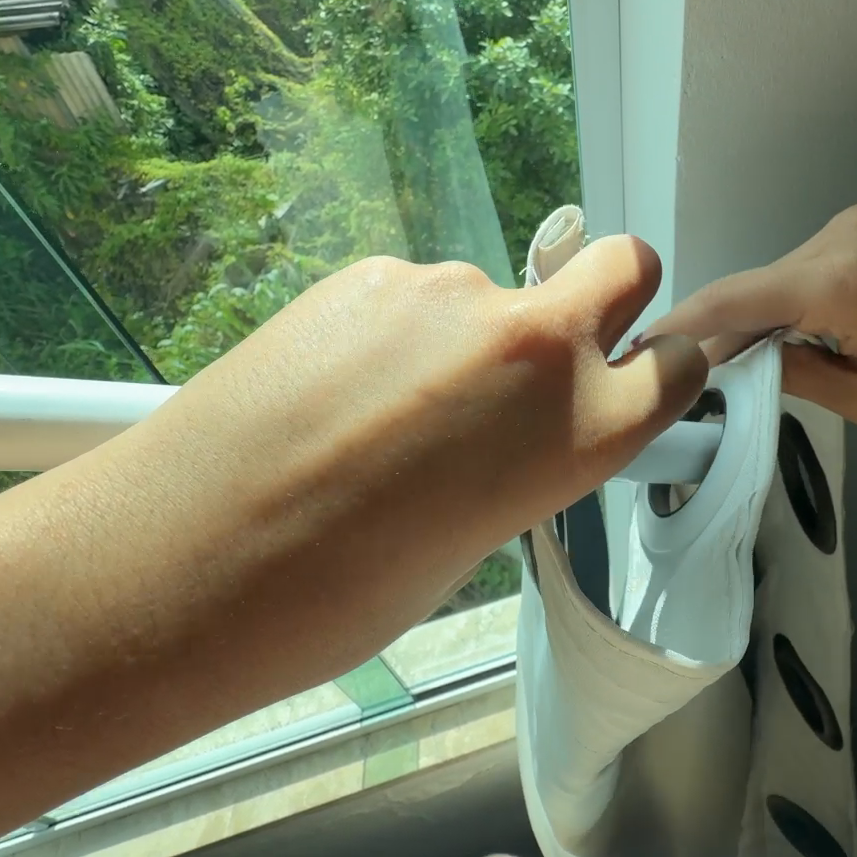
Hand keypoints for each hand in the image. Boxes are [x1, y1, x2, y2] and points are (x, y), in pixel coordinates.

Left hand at [113, 236, 706, 670]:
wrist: (181, 561)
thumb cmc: (336, 593)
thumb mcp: (478, 540)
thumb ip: (527, 459)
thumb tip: (520, 422)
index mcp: (578, 431)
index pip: (675, 365)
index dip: (659, 369)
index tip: (637, 376)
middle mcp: (532, 344)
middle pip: (622, 264)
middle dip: (611, 292)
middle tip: (552, 346)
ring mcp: (449, 291)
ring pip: (493, 294)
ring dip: (466, 335)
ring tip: (388, 410)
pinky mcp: (370, 272)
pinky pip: (414, 295)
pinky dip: (397, 331)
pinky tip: (340, 389)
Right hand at [647, 204, 856, 468]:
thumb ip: (789, 371)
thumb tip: (729, 361)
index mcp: (848, 279)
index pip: (738, 297)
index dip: (684, 324)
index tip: (637, 346)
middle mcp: (848, 235)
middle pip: (755, 286)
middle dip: (718, 330)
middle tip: (683, 376)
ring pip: (777, 278)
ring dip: (752, 319)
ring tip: (730, 368)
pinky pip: (805, 271)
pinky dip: (784, 304)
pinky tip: (775, 339)